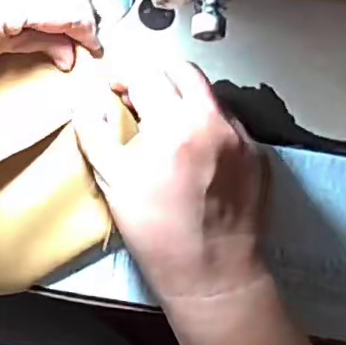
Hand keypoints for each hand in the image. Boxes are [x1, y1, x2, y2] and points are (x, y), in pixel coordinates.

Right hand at [0, 0, 99, 87]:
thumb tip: (54, 44)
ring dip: (84, 20)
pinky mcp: (9, 7)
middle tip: (89, 30)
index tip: (78, 11)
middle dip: (81, 5)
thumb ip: (20, 32)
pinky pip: (61, 14)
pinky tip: (84, 45)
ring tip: (90, 41)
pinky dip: (79, 29)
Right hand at [73, 59, 268, 305]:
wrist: (212, 272)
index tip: (111, 90)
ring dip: (182, 99)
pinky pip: (227, 123)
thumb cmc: (155, 229)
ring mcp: (242, 137)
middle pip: (183, 71)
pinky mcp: (259, 155)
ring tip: (163, 127)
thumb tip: (86, 100)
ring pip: (208, 95)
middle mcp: (214, 122)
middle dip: (155, 77)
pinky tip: (191, 151)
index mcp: (174, 125)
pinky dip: (204, 125)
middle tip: (137, 97)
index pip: (145, 75)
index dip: (121, 77)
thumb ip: (94, 130)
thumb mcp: (111, 178)